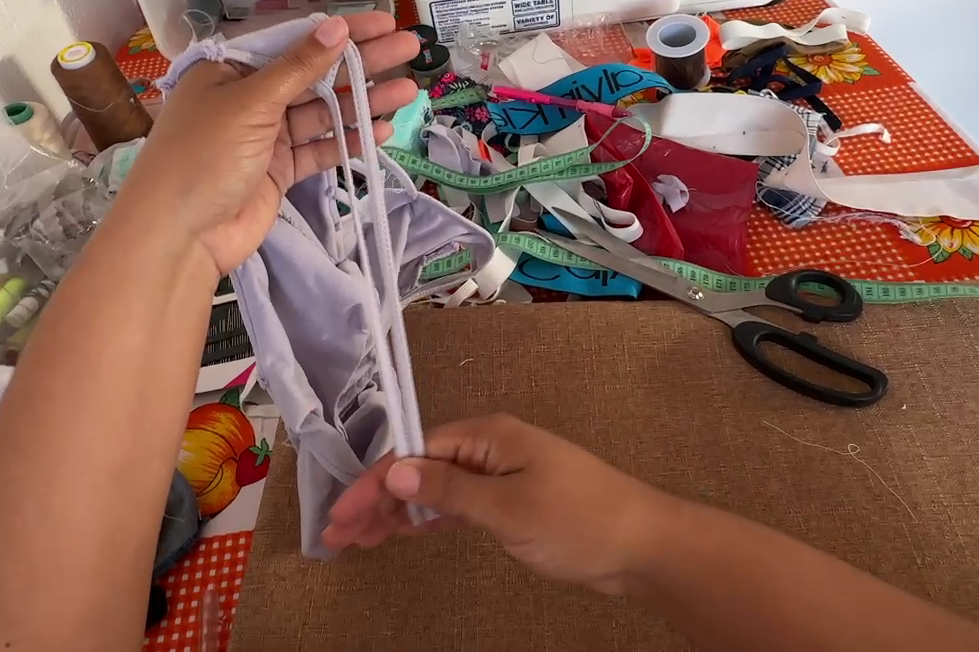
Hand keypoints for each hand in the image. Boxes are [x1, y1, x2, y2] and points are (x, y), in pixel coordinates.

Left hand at [113, 12, 420, 272]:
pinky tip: (382, 129)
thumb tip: (338, 26)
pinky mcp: (281, 170)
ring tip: (409, 91)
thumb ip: (299, 66)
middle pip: (316, 74)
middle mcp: (251, 98)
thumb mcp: (251, 102)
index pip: (295, 41)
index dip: (341, 31)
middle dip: (363, 62)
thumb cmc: (204, 156)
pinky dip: (350, 139)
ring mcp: (268, 136)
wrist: (179, 236)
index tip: (384, 23)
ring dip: (365, 102)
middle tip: (409, 49)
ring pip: (325, 112)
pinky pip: (322, 148)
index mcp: (232, 70)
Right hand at [321, 414, 674, 594]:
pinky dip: (429, 517)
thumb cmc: (575, 518)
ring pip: (436, 486)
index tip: (342, 516)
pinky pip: (457, 503)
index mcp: (487, 435)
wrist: (639, 543)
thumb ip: (448, 489)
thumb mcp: (507, 506)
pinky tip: (406, 531)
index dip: (376, 481)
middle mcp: (489, 447)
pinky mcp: (511, 500)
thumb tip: (394, 467)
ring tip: (361, 539)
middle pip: (421, 466)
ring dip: (399, 509)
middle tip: (339, 536)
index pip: (416, 451)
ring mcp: (500, 473)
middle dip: (379, 497)